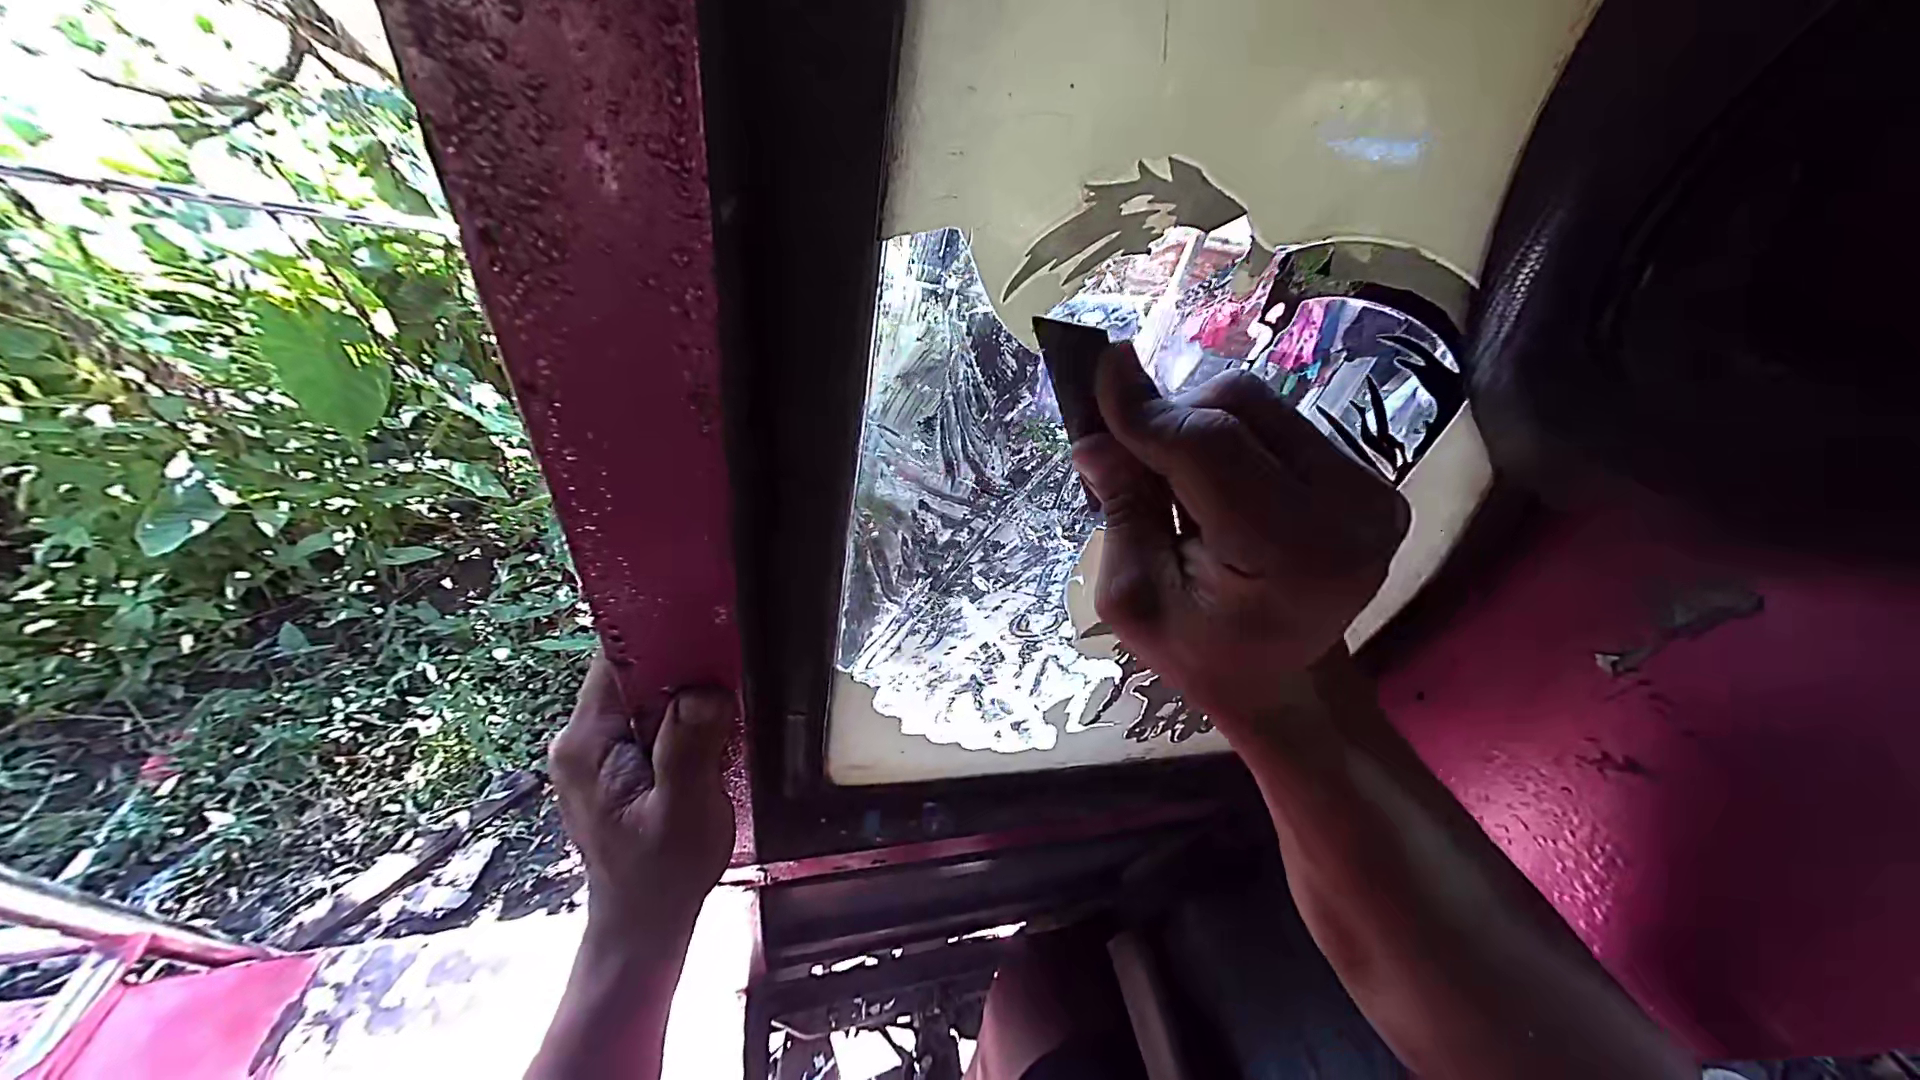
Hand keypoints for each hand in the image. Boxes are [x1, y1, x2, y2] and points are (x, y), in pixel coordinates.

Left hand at [547, 654, 735, 929]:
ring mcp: (598, 747)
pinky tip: (708, 735)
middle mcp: (582, 737)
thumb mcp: (684, 811)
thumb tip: (705, 690)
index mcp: (586, 742)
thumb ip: (689, 747)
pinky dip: (685, 714)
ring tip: (720, 718)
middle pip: (637, 669)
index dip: (665, 640)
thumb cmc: (662, 873)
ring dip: (689, 694)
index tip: (709, 638)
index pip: (618, 658)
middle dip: (685, 671)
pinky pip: (654, 712)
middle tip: (725, 688)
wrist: (645, 920)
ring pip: (650, 690)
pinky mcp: (618, 757)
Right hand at [1069, 344, 1408, 724]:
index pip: (1209, 446)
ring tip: (1167, 476)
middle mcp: (1352, 507)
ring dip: (1194, 422)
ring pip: (1258, 403)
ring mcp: (1371, 486)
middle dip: (1168, 415)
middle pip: (1239, 406)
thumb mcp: (1134, 598)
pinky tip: (1206, 478)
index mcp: (1294, 553)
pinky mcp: (1366, 474)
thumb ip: (1121, 511)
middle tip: (1125, 453)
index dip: (1146, 409)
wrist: (1281, 675)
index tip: (1098, 371)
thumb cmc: (1199, 651)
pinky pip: (1276, 420)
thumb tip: (1094, 437)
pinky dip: (1224, 432)